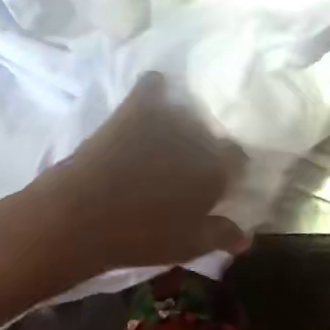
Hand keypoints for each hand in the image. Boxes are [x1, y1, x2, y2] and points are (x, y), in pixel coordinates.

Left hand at [33, 74, 248, 272]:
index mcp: (214, 171)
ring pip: (183, 111)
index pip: (236, 156)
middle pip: (208, 133)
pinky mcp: (136, 108)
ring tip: (160, 139)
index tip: (213, 178)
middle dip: (200, 145)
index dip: (226, 166)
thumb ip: (220, 235)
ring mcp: (166, 118)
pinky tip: (150, 94)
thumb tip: (246, 237)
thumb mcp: (186, 245)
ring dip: (177, 122)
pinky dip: (154, 87)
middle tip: (179, 164)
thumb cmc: (139, 236)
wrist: (83, 214)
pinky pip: (152, 84)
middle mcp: (197, 138)